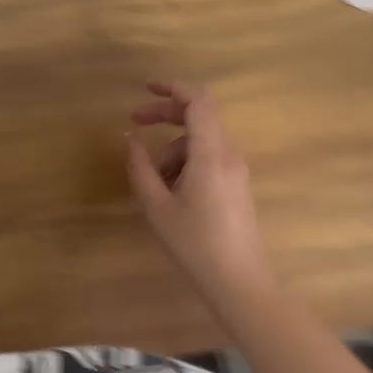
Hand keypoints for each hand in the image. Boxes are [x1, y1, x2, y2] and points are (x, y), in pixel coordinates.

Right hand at [126, 82, 273, 294]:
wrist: (241, 284)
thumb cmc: (195, 243)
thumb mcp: (156, 205)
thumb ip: (140, 166)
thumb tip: (131, 138)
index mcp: (210, 153)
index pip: (198, 101)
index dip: (173, 88)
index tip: (146, 89)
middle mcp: (228, 154)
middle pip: (199, 115)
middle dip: (165, 114)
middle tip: (135, 123)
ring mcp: (236, 170)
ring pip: (200, 140)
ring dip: (172, 148)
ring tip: (153, 179)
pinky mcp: (237, 185)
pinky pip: (209, 157)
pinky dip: (186, 162)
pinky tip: (170, 191)